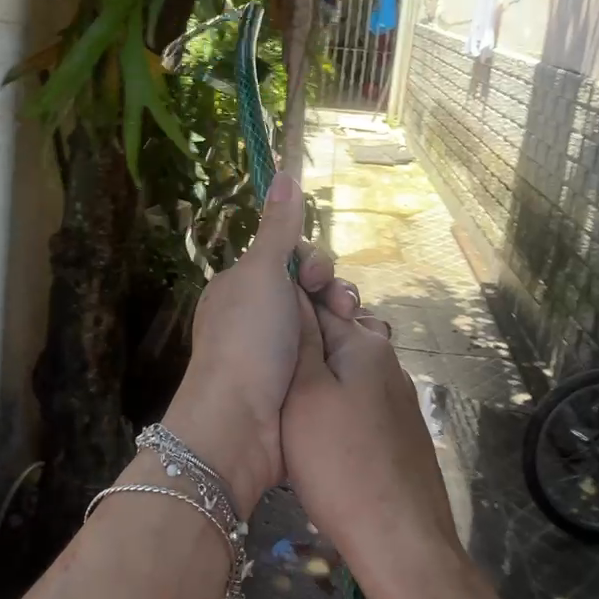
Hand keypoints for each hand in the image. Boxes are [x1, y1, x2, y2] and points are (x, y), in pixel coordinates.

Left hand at [163, 172, 353, 508]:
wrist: (240, 426)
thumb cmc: (247, 339)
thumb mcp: (262, 273)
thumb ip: (278, 227)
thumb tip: (283, 172)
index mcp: (241, 287)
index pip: (288, 259)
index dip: (311, 261)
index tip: (317, 276)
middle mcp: (257, 317)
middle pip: (311, 290)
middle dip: (333, 292)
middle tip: (342, 307)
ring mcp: (276, 354)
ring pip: (324, 323)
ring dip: (344, 321)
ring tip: (356, 331)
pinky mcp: (297, 386)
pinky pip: (328, 357)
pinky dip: (343, 352)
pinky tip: (359, 356)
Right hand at [282, 302, 540, 598]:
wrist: (399, 540)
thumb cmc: (338, 461)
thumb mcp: (303, 394)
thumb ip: (301, 340)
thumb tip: (297, 293)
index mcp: (364, 343)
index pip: (318, 304)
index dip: (288, 313)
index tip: (261, 333)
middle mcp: (388, 360)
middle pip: (338, 333)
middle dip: (307, 345)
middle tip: (275, 374)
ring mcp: (400, 396)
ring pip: (350, 368)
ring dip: (324, 377)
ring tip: (294, 406)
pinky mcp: (402, 428)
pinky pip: (363, 397)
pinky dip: (341, 403)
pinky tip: (324, 433)